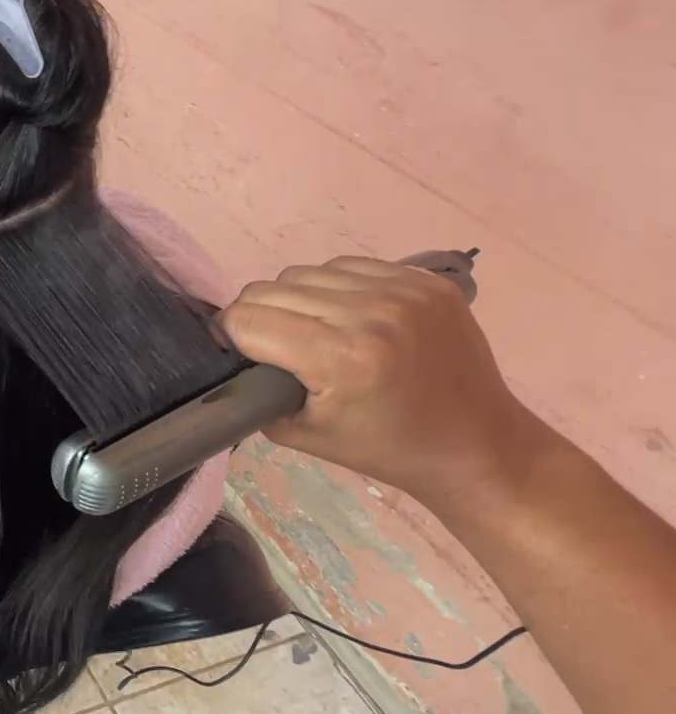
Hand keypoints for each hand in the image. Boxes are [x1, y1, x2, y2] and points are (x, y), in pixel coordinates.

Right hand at [220, 256, 560, 514]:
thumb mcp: (298, 431)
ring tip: (314, 331)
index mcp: (341, 357)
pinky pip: (344, 266)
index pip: (246, 319)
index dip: (232, 337)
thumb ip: (253, 387)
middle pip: (267, 290)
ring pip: (301, 273)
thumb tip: (231, 350)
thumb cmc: (383, 448)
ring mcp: (403, 291)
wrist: (481, 445)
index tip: (243, 358)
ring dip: (293, 300)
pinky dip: (332, 288)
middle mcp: (372, 313)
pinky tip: (348, 317)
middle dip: (258, 317)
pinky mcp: (425, 280)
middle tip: (276, 348)